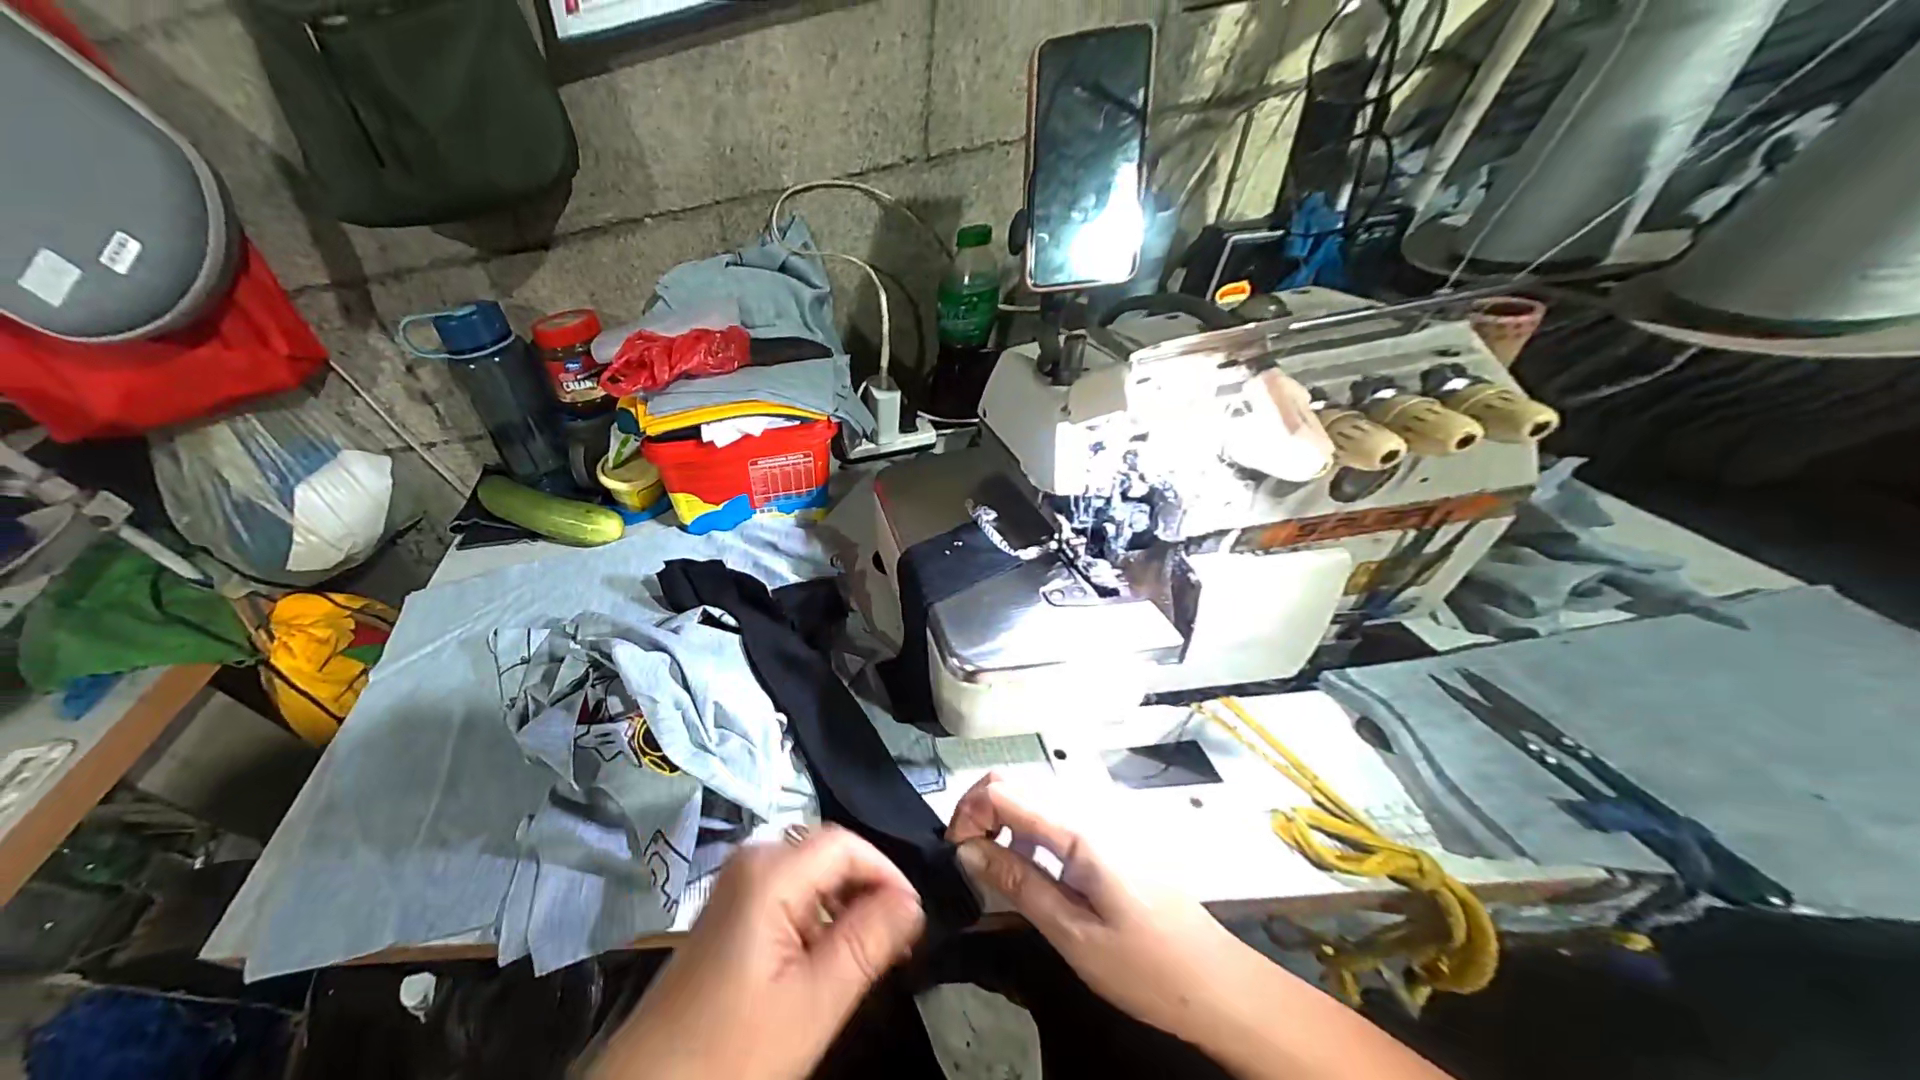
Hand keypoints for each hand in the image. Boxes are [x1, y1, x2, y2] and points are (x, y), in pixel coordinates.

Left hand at [594, 825, 925, 1079]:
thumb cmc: (730, 1053)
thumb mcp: (814, 1002)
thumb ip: (869, 942)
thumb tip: (912, 903)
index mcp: (769, 872)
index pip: (847, 844)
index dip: (888, 874)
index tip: (914, 919)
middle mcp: (751, 862)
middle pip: (829, 855)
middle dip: (868, 891)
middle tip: (897, 941)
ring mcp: (736, 885)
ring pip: (812, 875)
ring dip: (846, 906)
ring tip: (869, 955)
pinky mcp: (731, 910)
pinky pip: (790, 893)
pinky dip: (818, 917)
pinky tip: (827, 959)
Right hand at [947, 774, 1451, 1079]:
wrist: (1218, 982)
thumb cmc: (1147, 966)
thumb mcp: (1072, 934)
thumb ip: (1018, 884)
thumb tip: (967, 850)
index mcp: (1079, 830)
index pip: (1002, 790)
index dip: (967, 813)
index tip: (955, 855)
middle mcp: (1091, 809)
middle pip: (1016, 783)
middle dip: (979, 813)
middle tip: (968, 863)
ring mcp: (1104, 818)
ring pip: (1034, 797)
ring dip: (1002, 823)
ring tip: (993, 871)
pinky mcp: (1111, 833)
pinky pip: (1056, 816)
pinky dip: (1028, 833)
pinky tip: (1030, 870)